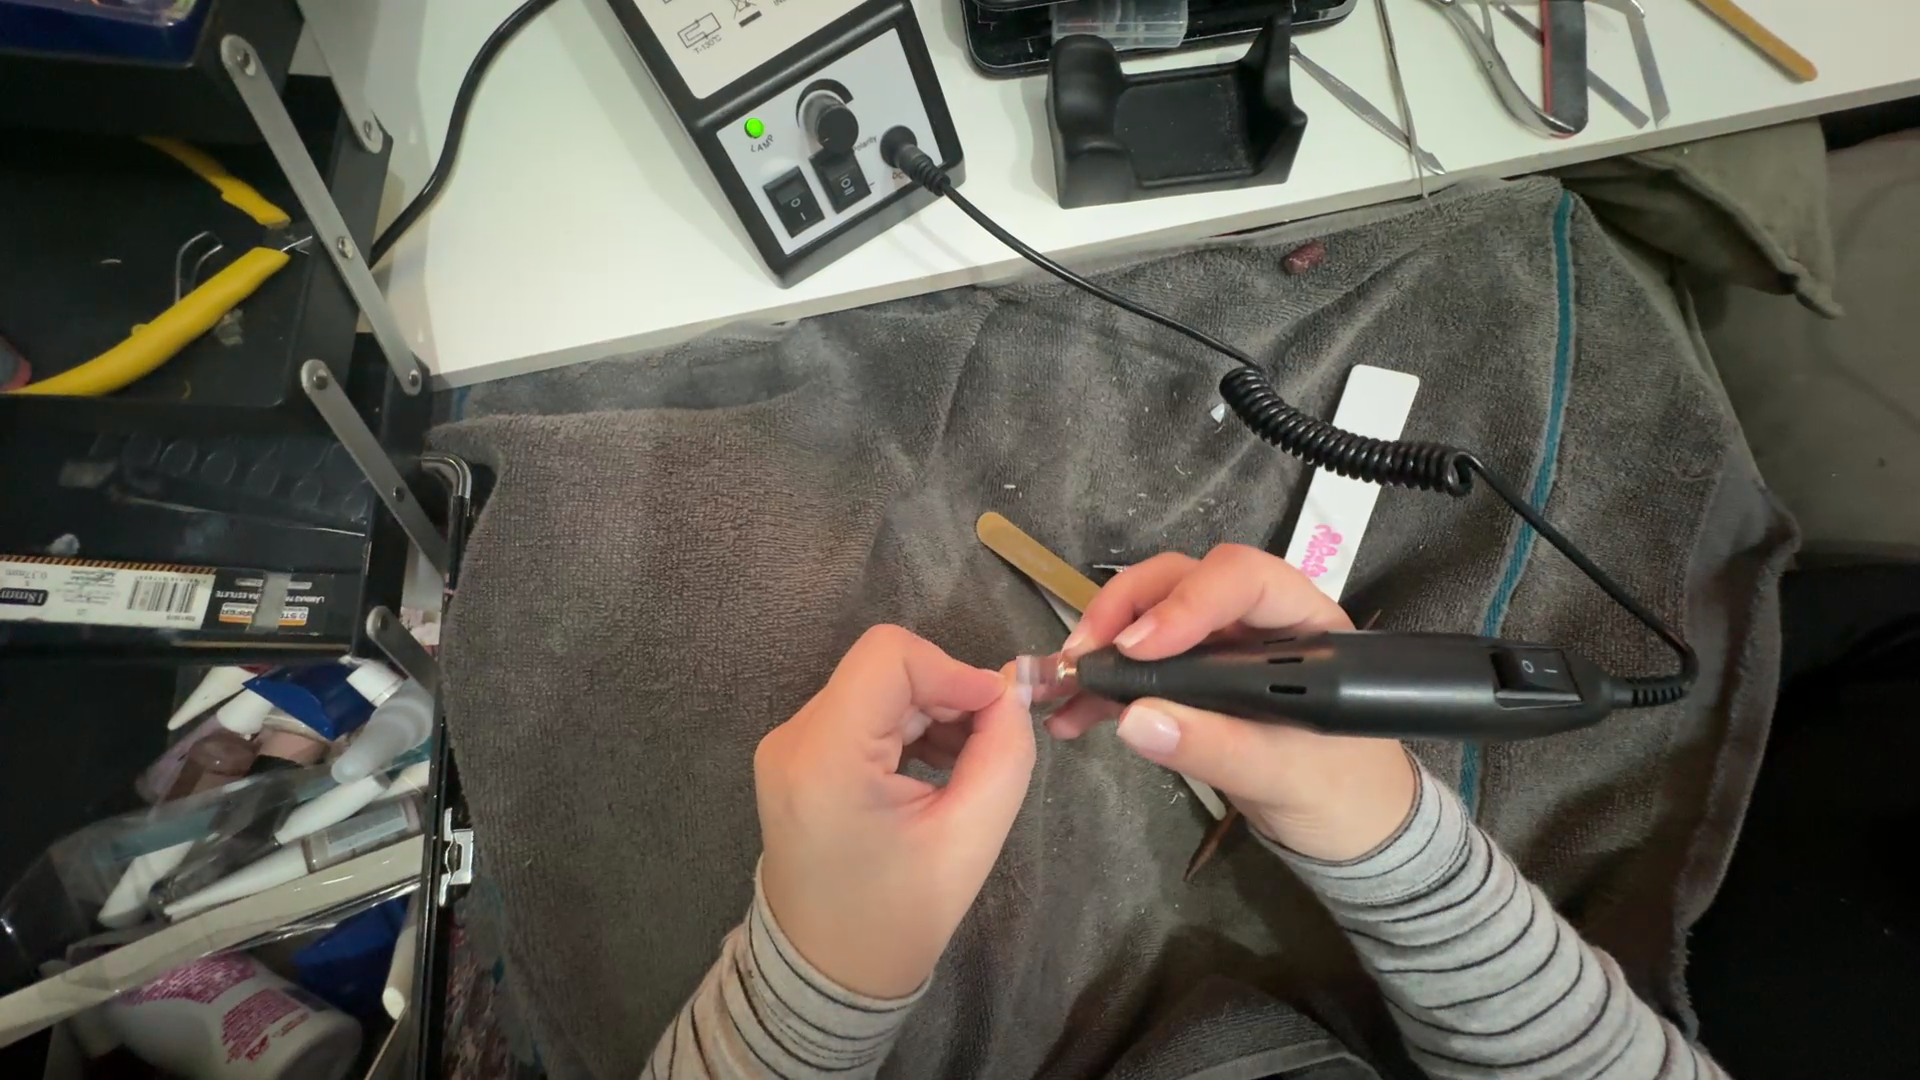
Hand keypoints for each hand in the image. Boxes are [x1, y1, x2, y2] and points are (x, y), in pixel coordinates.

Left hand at [755, 625, 1035, 998]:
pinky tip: (937, 762)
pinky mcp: (799, 751)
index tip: (995, 708)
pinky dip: (910, 722)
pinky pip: (865, 708)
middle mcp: (794, 737)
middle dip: (949, 694)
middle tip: (990, 740)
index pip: (888, 656)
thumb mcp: (970, 840)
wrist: (824, 972)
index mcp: (824, 760)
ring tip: (965, 761)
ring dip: (933, 709)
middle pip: (886, 670)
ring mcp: (790, 742)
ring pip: (879, 684)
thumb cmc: (896, 919)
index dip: (951, 670)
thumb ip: (1004, 754)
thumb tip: (1010, 694)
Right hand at [1046, 545, 1414, 860]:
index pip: (1243, 578)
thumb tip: (1134, 720)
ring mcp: (1216, 645)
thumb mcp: (1285, 776)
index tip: (1135, 648)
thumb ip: (1215, 747)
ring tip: (1063, 682)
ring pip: (1147, 613)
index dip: (1185, 601)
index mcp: (1302, 622)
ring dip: (1100, 642)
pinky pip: (1134, 664)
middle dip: (1123, 609)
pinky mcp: (1187, 677)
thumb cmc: (1341, 793)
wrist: (1343, 828)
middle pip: (1181, 579)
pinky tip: (1070, 716)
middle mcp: (1254, 618)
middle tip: (1081, 654)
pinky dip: (1099, 687)